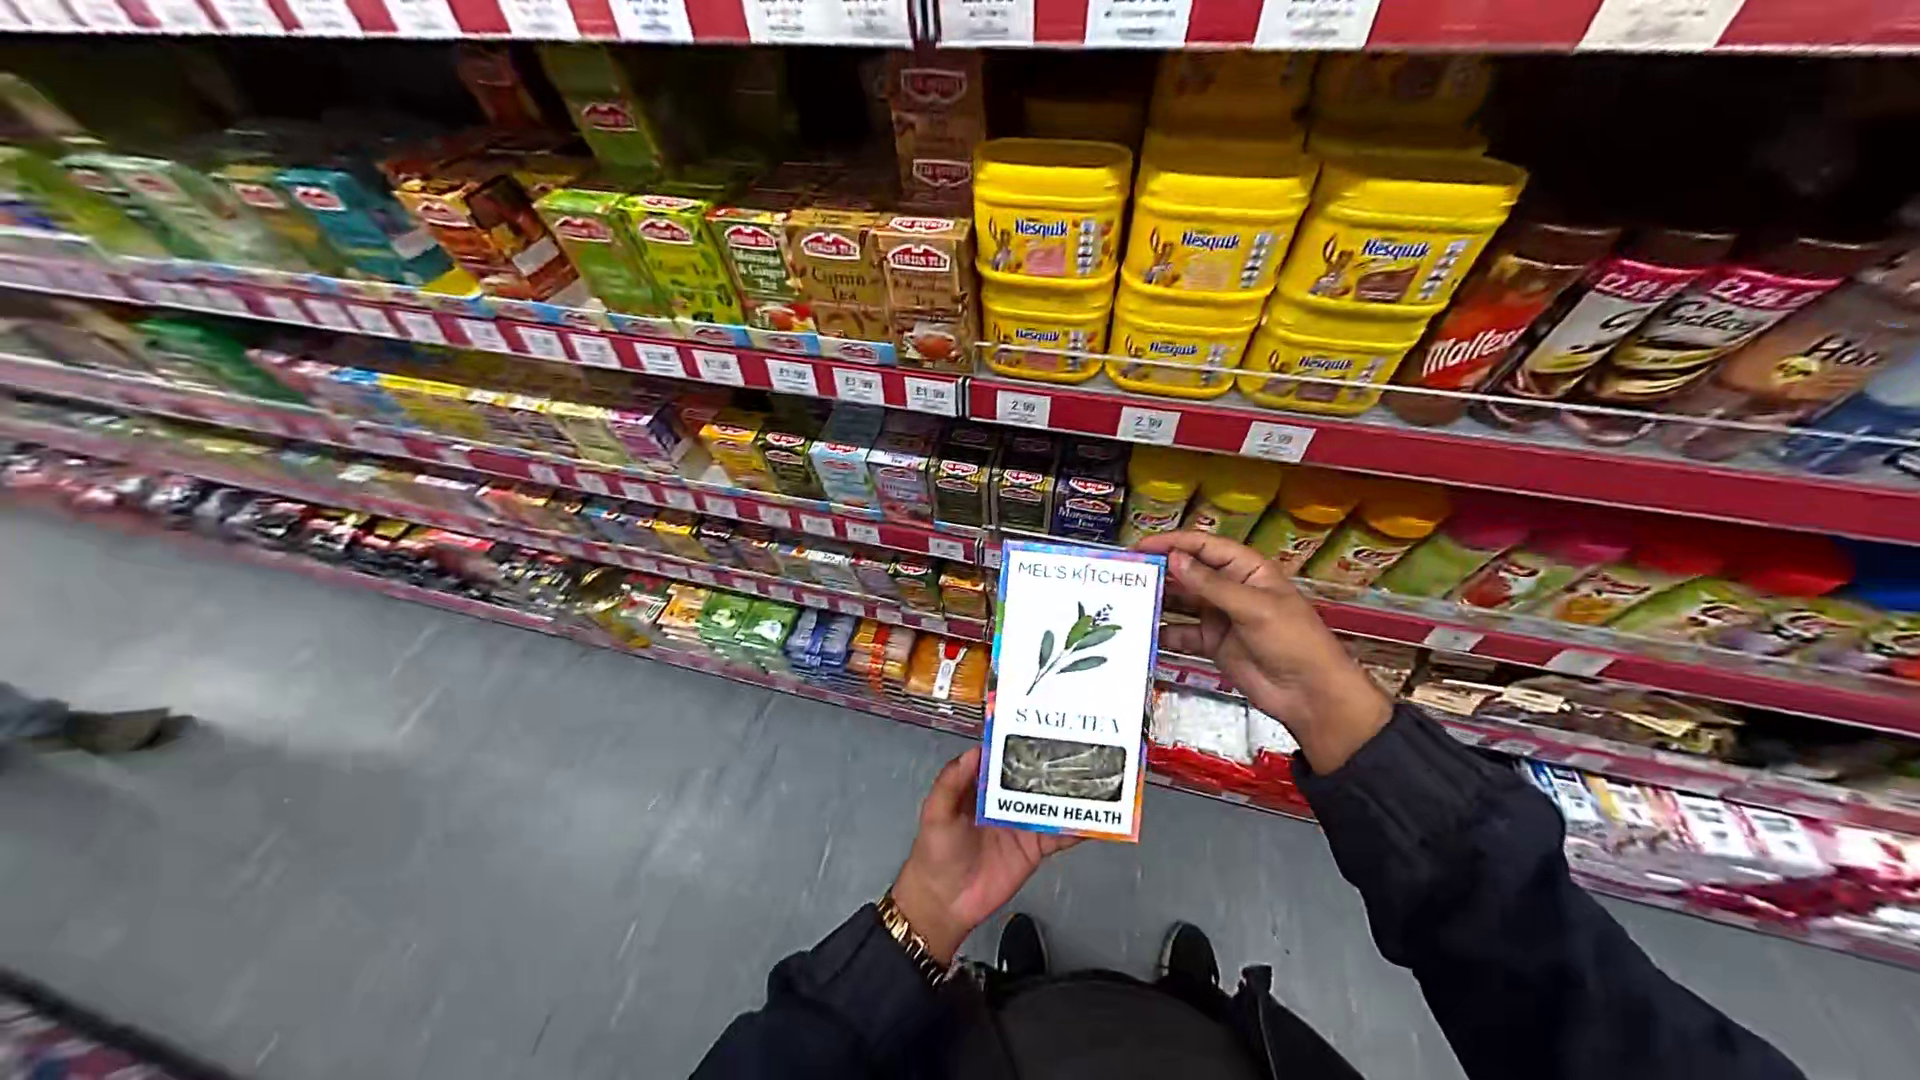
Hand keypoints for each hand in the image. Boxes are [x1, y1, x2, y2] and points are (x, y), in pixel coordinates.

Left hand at [890, 747, 1080, 963]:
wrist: (944, 902)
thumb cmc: (934, 852)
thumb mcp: (936, 812)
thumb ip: (951, 782)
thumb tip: (974, 752)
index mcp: (982, 785)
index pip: (1006, 759)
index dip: (1022, 744)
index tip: (1043, 730)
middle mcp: (1006, 800)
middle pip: (1035, 777)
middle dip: (1056, 765)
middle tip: (1083, 749)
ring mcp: (1023, 823)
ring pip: (1052, 803)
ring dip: (1072, 793)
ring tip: (1097, 779)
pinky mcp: (1034, 847)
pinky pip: (1059, 835)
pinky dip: (1077, 828)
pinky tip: (1094, 820)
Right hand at [1135, 530, 1391, 773]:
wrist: (1310, 695)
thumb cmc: (1292, 641)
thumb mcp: (1254, 608)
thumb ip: (1211, 585)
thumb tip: (1174, 559)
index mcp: (1247, 570)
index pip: (1205, 547)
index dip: (1174, 543)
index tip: (1142, 546)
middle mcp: (1230, 589)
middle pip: (1189, 573)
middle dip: (1160, 571)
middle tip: (1125, 573)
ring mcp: (1219, 617)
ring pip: (1181, 603)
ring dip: (1158, 600)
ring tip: (1126, 599)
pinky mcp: (1212, 643)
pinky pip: (1182, 634)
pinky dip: (1163, 633)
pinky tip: (1141, 633)